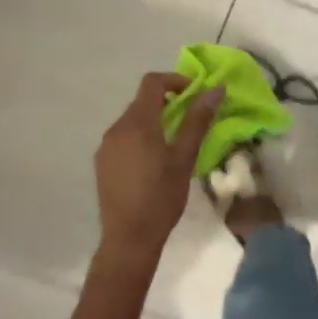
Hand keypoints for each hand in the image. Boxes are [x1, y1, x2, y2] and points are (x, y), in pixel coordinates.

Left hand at [94, 73, 222, 265]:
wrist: (128, 238)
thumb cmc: (162, 196)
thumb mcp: (184, 157)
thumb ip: (198, 120)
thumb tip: (215, 89)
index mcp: (137, 123)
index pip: (152, 82)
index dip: (175, 80)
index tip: (195, 94)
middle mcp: (116, 128)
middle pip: (141, 101)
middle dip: (167, 102)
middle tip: (191, 120)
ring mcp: (105, 146)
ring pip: (132, 120)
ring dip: (154, 120)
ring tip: (174, 143)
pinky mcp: (102, 162)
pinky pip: (123, 138)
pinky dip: (140, 137)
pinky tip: (153, 162)